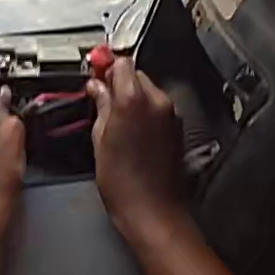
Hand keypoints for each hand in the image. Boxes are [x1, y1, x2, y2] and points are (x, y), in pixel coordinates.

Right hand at [86, 58, 187, 240]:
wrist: (153, 212)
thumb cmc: (122, 183)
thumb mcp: (100, 140)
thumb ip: (101, 105)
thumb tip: (97, 87)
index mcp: (133, 99)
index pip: (122, 63)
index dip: (107, 68)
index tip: (98, 77)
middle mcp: (156, 100)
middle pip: (136, 74)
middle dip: (120, 83)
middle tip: (104, 101)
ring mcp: (169, 112)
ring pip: (148, 89)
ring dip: (134, 97)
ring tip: (119, 122)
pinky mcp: (177, 125)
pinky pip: (158, 106)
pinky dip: (146, 110)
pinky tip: (135, 132)